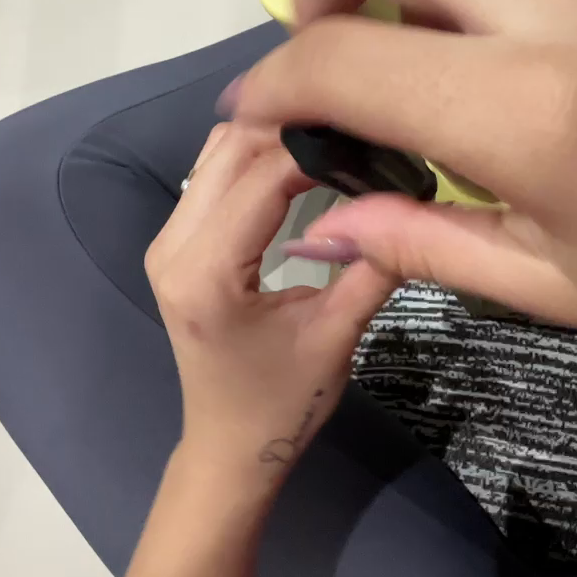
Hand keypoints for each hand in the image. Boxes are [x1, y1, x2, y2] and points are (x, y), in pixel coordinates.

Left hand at [145, 123, 398, 487]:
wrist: (231, 445)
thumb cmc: (285, 401)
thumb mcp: (338, 334)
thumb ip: (373, 267)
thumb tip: (409, 205)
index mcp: (208, 272)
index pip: (263, 178)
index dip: (318, 149)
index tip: (373, 139)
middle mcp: (173, 246)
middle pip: (230, 151)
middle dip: (292, 132)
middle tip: (357, 134)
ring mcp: (166, 243)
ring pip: (216, 155)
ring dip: (271, 140)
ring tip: (334, 144)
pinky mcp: (176, 246)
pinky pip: (212, 177)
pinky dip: (254, 160)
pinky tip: (300, 166)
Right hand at [234, 0, 576, 400]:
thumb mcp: (549, 287)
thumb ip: (418, 238)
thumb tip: (322, 220)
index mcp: (529, 106)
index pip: (340, 53)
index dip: (272, 85)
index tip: (257, 122)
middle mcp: (554, 3)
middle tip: (328, 78)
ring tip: (400, 92)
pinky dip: (447, 2)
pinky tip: (473, 84)